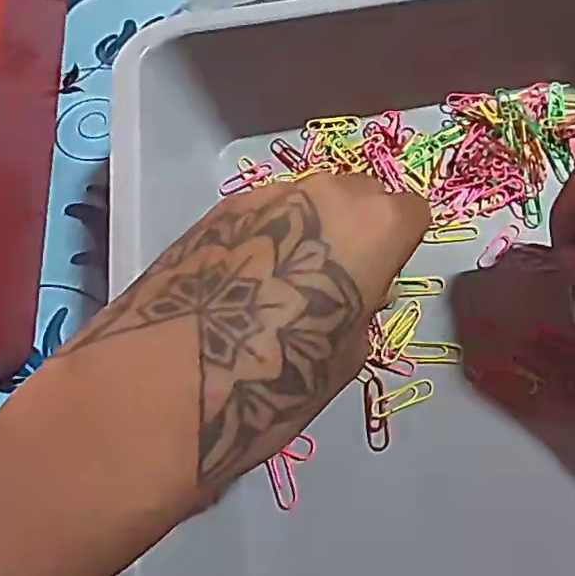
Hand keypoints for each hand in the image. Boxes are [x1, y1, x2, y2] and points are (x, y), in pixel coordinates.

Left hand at [56, 172, 428, 491]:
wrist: (162, 382)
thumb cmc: (277, 376)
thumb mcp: (347, 354)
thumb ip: (363, 306)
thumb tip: (359, 289)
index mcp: (373, 226)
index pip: (411, 212)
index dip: (402, 244)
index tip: (384, 275)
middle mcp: (324, 194)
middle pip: (362, 194)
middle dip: (362, 228)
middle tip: (340, 277)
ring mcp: (266, 195)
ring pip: (311, 198)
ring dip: (314, 228)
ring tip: (287, 280)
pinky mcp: (217, 207)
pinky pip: (267, 211)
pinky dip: (271, 234)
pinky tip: (246, 280)